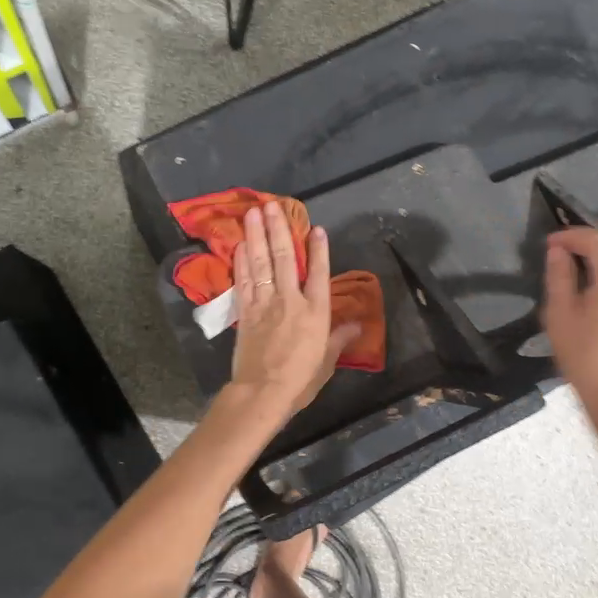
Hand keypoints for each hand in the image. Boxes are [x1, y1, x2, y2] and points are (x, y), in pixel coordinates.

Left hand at [227, 202, 359, 418]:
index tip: (315, 227)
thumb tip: (358, 324)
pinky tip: (240, 244)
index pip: (320, 274)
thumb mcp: (327, 360)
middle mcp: (290, 300)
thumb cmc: (300, 380)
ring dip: (256, 236)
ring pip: (261, 262)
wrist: (263, 392)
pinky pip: (244, 280)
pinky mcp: (245, 312)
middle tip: (273, 205)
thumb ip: (340, 338)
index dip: (319, 250)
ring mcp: (265, 303)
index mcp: (315, 312)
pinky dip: (241, 261)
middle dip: (279, 229)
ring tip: (253, 213)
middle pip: (285, 258)